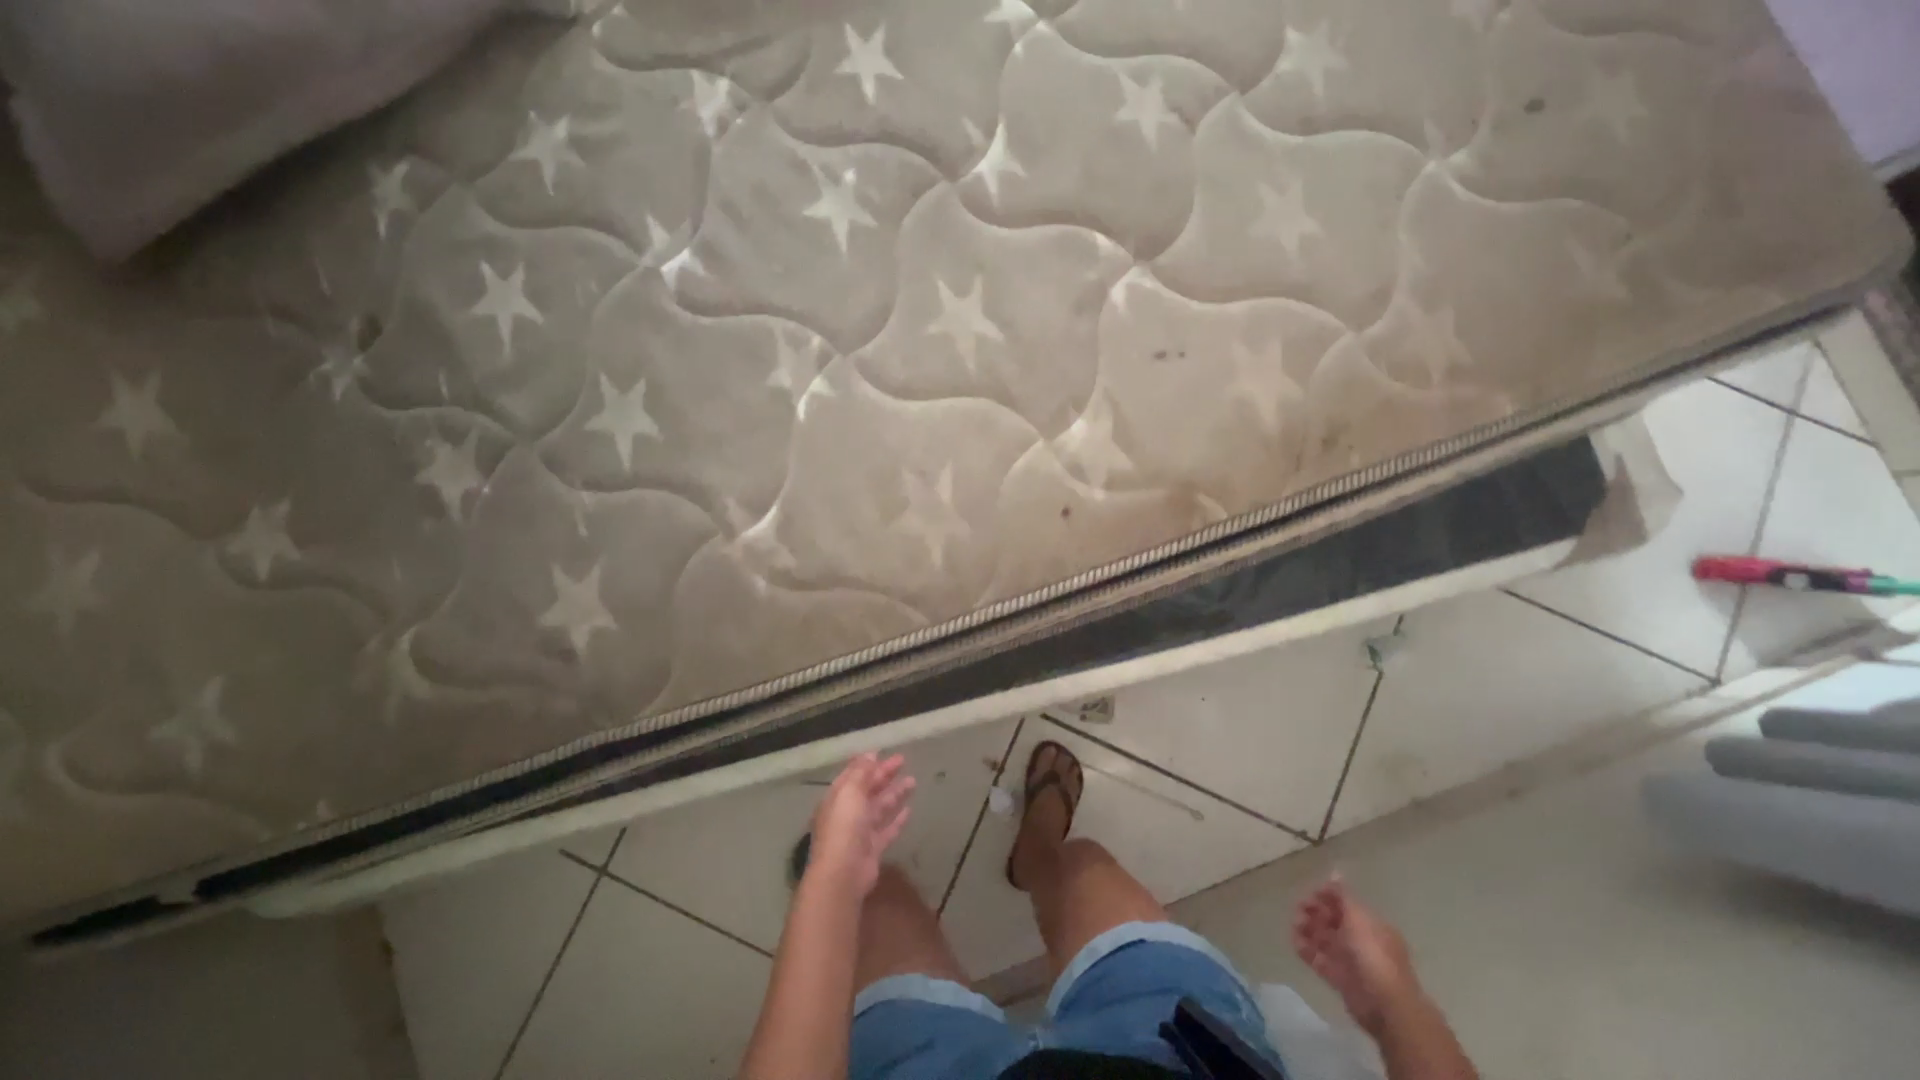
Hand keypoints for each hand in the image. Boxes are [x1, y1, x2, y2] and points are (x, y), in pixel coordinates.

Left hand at [805, 753, 913, 899]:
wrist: (843, 872)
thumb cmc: (844, 827)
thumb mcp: (850, 793)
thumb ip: (861, 773)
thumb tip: (870, 754)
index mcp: (838, 798)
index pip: (853, 776)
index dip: (867, 764)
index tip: (884, 753)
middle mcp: (847, 813)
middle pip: (868, 790)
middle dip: (884, 775)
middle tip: (903, 761)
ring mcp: (860, 832)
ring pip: (880, 808)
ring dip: (894, 794)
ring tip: (913, 781)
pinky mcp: (873, 849)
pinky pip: (887, 830)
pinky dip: (897, 819)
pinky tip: (909, 810)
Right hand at [1292, 877, 1420, 1033]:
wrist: (1384, 1004)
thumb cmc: (1373, 955)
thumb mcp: (1359, 919)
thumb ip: (1343, 896)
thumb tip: (1335, 871)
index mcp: (1371, 925)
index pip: (1347, 905)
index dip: (1329, 896)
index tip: (1310, 892)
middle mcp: (1361, 941)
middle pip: (1334, 922)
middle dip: (1316, 912)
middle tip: (1299, 908)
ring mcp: (1350, 961)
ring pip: (1325, 940)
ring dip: (1309, 930)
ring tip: (1294, 924)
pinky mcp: (1340, 979)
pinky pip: (1320, 960)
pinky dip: (1307, 950)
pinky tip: (1294, 942)